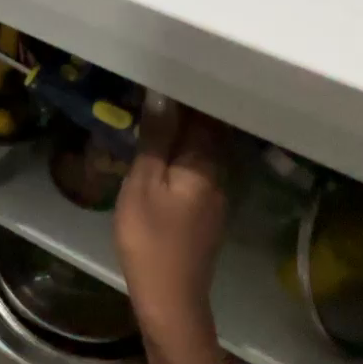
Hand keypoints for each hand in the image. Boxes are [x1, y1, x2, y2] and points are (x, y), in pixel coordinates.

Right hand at [113, 98, 227, 363]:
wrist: (170, 295)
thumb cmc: (149, 237)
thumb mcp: (143, 184)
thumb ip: (155, 140)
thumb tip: (162, 95)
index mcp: (204, 162)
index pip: (203, 114)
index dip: (188, 91)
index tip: (167, 68)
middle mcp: (219, 171)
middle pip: (210, 128)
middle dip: (189, 106)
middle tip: (158, 83)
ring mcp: (216, 191)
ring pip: (206, 146)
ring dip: (186, 126)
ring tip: (157, 108)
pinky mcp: (206, 207)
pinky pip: (199, 163)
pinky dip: (184, 147)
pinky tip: (164, 146)